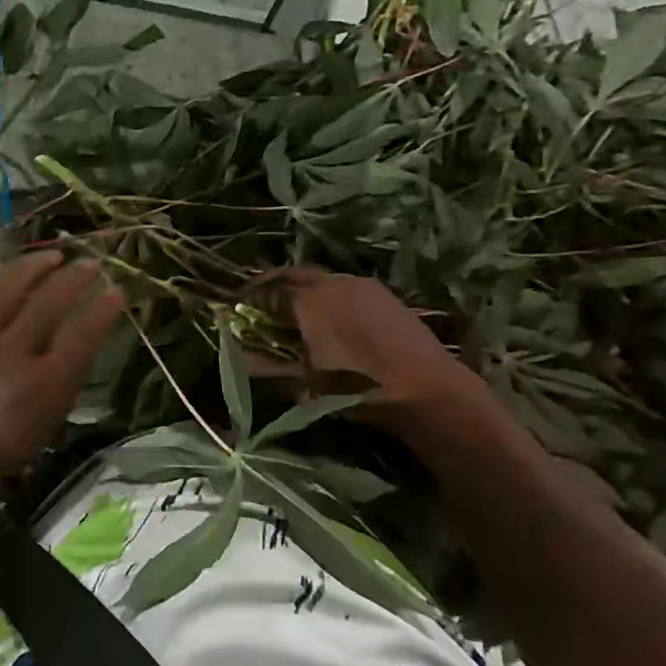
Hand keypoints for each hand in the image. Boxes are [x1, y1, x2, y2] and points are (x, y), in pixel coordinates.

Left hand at [0, 250, 123, 504]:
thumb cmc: (10, 446)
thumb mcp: (54, 416)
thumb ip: (72, 372)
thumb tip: (86, 330)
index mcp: (41, 384)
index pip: (79, 334)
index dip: (102, 308)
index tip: (118, 289)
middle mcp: (8, 355)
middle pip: (46, 302)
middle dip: (74, 277)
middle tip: (92, 264)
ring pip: (8, 288)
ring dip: (34, 266)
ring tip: (54, 255)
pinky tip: (9, 278)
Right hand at [255, 268, 482, 419]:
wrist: (429, 390)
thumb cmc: (358, 387)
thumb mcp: (303, 384)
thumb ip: (266, 365)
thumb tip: (237, 353)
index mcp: (310, 299)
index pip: (267, 289)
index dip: (248, 298)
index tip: (235, 309)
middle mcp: (334, 281)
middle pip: (293, 275)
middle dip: (272, 287)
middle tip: (259, 304)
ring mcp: (363, 285)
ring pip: (321, 280)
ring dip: (301, 291)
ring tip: (293, 314)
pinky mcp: (385, 296)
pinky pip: (344, 288)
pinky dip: (326, 297)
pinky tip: (330, 320)